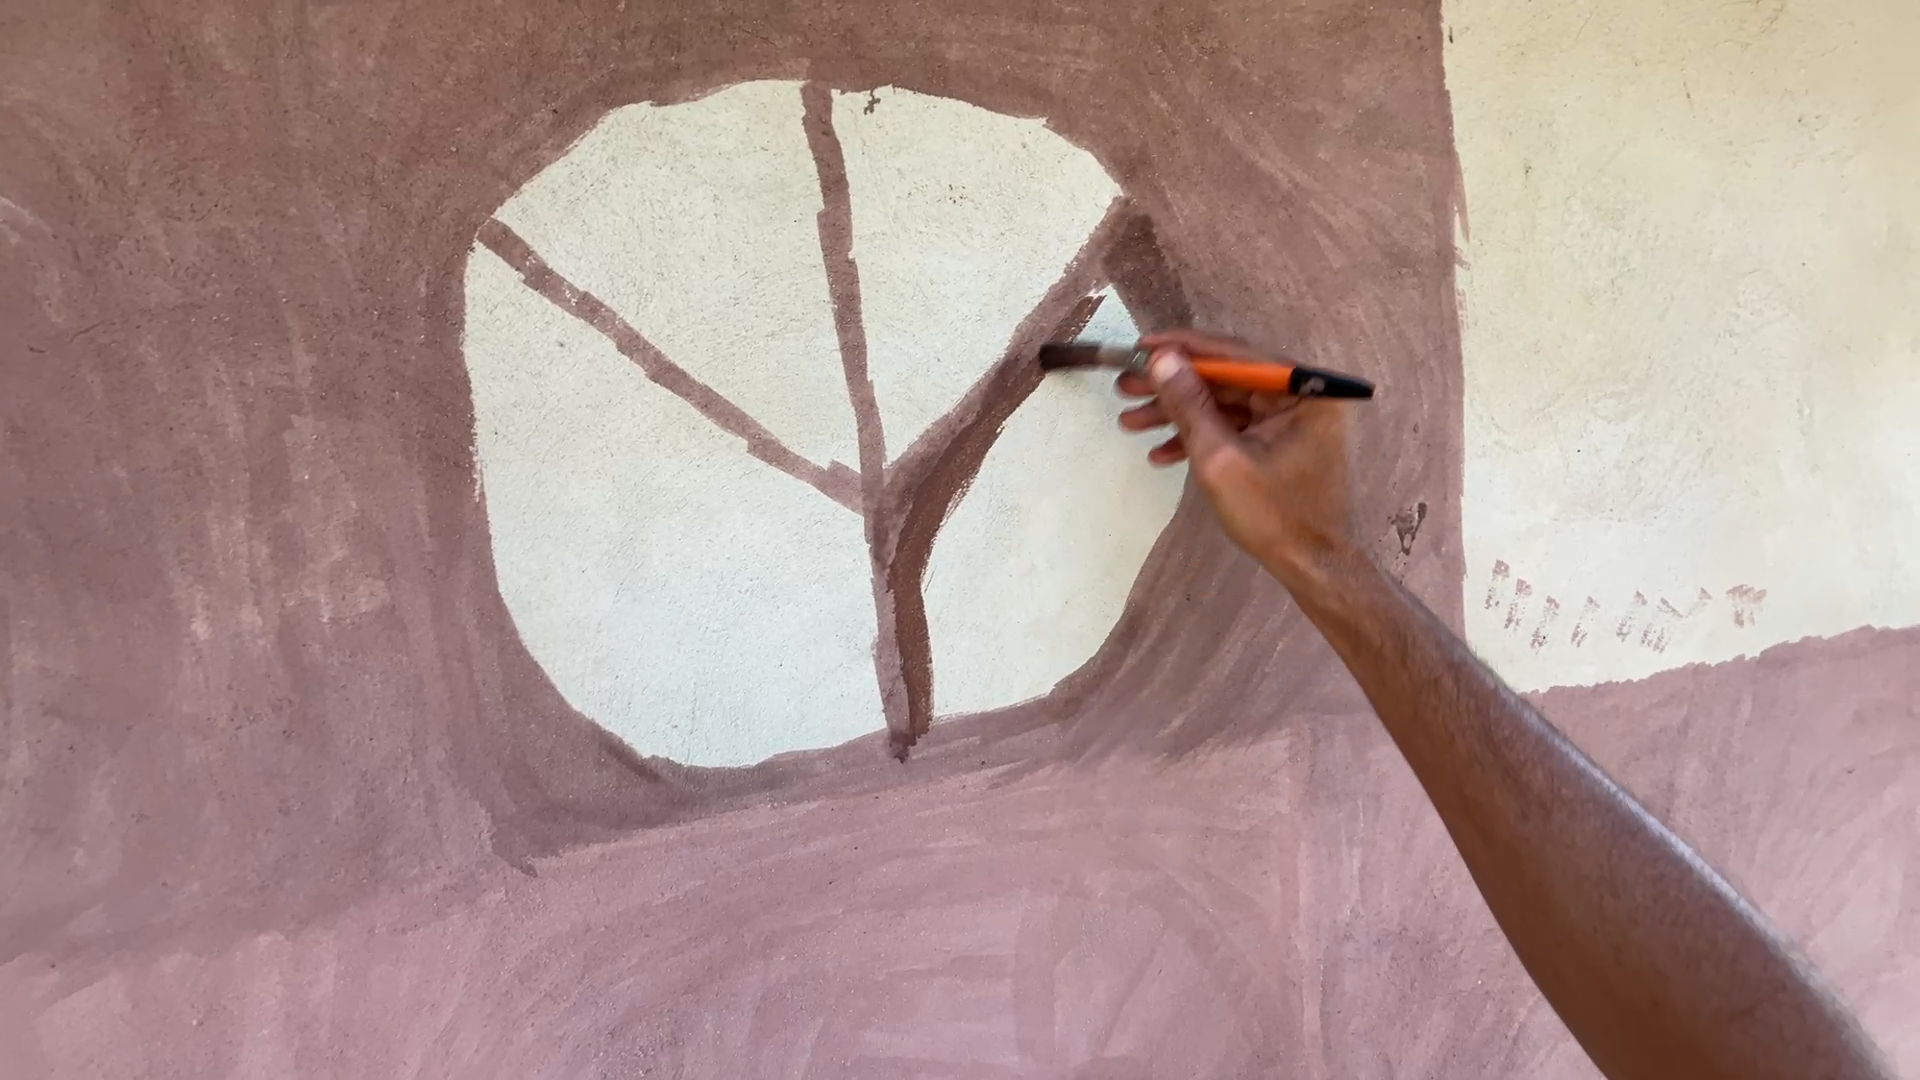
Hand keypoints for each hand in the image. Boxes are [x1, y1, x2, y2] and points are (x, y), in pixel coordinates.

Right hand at [1118, 330, 1359, 582]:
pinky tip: (1160, 453)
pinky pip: (1230, 428)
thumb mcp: (1220, 457)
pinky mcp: (1275, 442)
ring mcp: (1287, 420)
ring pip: (1221, 405)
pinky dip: (1197, 438)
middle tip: (1124, 388)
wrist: (1309, 565)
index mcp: (1302, 391)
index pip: (1234, 355)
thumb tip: (1161, 360)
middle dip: (1171, 387)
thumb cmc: (1272, 514)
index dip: (1182, 349)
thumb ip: (1190, 405)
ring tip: (1129, 422)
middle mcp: (1299, 396)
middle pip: (1224, 379)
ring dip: (1176, 415)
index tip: (1140, 348)